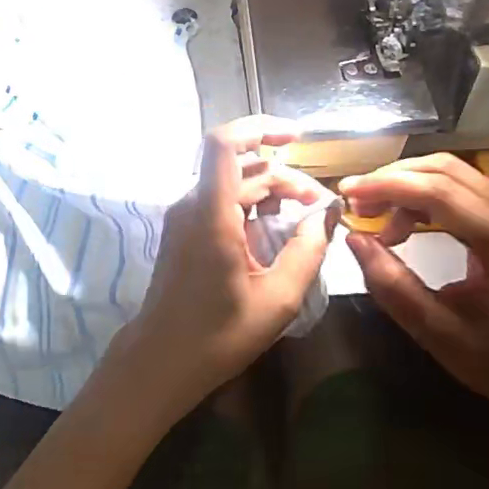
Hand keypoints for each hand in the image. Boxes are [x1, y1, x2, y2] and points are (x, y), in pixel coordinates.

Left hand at [123, 116, 334, 415]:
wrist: (161, 360)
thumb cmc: (218, 334)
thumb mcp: (278, 298)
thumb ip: (307, 251)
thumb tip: (327, 216)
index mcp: (210, 213)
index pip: (223, 143)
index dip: (259, 128)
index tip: (296, 136)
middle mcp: (192, 205)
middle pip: (240, 166)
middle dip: (284, 176)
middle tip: (319, 206)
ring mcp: (185, 217)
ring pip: (233, 185)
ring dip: (271, 192)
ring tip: (305, 218)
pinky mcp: (186, 232)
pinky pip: (222, 203)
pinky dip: (252, 207)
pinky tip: (277, 232)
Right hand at [340, 153, 488, 436]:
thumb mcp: (439, 336)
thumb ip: (394, 287)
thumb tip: (355, 237)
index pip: (444, 193)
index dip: (390, 185)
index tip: (346, 192)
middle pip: (449, 172)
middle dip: (394, 180)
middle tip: (355, 203)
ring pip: (454, 174)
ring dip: (406, 185)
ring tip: (373, 214)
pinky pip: (462, 190)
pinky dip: (423, 196)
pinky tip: (401, 222)